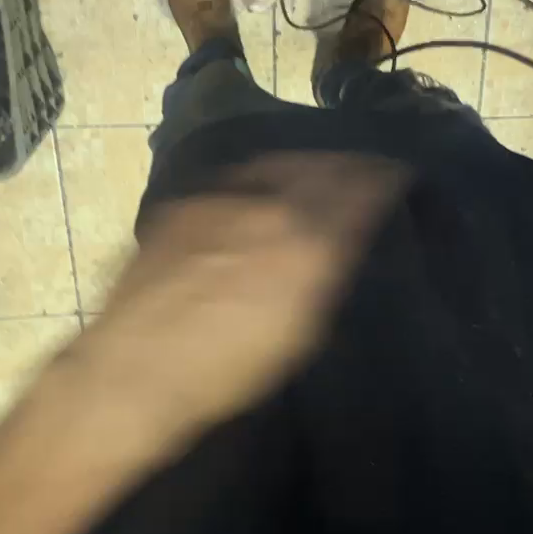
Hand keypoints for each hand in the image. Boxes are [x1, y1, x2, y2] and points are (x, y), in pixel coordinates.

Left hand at [75, 152, 406, 433]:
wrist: (134, 369)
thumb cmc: (227, 370)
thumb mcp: (300, 331)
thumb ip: (328, 276)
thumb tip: (345, 245)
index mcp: (307, 243)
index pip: (360, 190)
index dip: (384, 177)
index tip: (398, 175)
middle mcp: (269, 207)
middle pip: (322, 166)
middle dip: (350, 164)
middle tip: (365, 167)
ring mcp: (223, 199)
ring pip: (279, 163)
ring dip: (308, 163)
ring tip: (320, 170)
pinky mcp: (185, 203)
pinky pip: (237, 177)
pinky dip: (263, 178)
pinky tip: (262, 192)